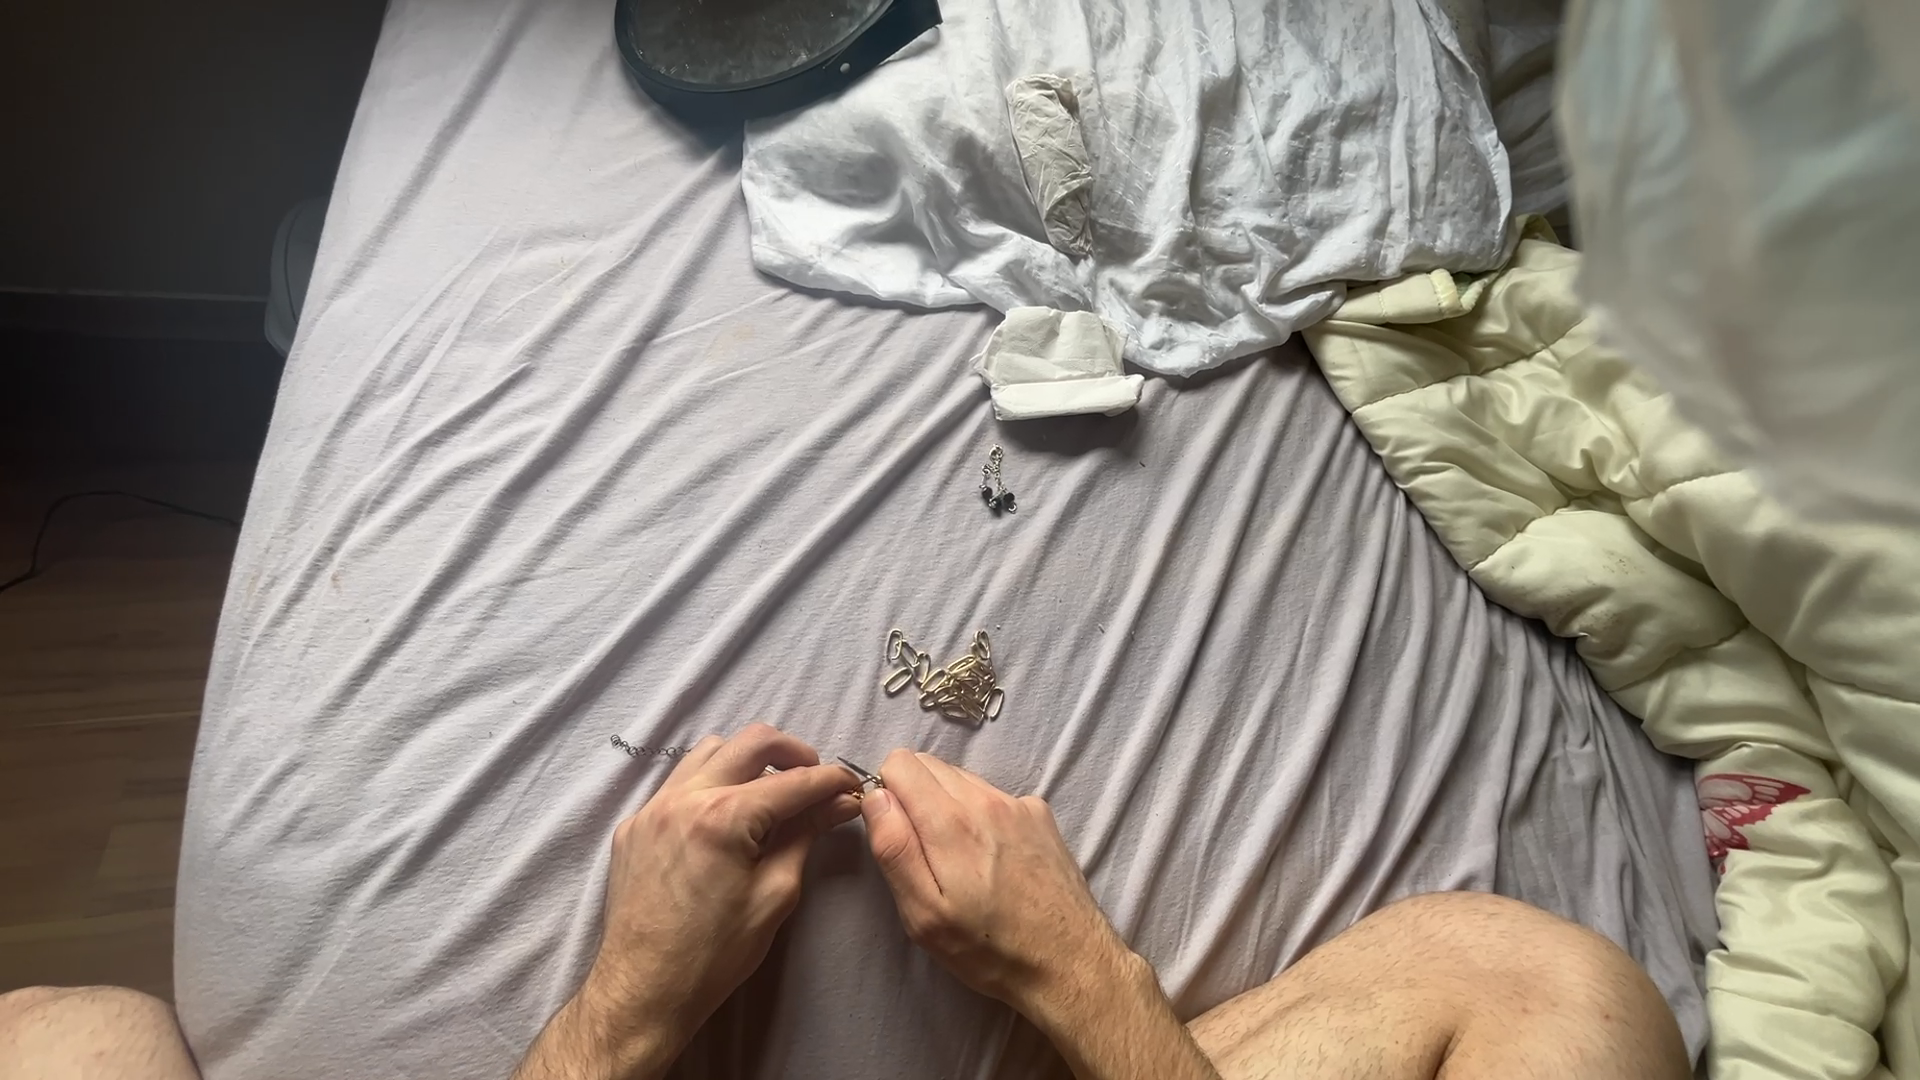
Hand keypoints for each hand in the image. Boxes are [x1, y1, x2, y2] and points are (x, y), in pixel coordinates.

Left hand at [515, 724, 859, 1079]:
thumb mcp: (776, 893)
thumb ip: (807, 833)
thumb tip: (841, 802)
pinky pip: (680, 780)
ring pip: (712, 749)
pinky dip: (712, 781)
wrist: (641, 995)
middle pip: (753, 741)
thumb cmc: (715, 955)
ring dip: (748, 759)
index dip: (831, 780)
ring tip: (769, 790)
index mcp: (725, 816)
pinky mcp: (636, 822)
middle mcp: (686, 797)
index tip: (852, 784)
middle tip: (814, 778)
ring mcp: (655, 806)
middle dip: (793, 752)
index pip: (794, 781)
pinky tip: (726, 814)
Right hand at [861, 750, 1220, 1079]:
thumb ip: (894, 848)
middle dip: (915, 795)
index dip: (888, 791)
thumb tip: (876, 797)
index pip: (901, 762)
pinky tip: (993, 855)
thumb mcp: (924, 915)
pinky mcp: (1039, 811)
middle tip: (926, 849)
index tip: (895, 828)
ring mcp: (1016, 801)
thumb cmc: (987, 948)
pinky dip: (982, 813)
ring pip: (961, 778)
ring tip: (960, 856)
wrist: (1069, 960)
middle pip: (929, 764)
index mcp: (950, 821)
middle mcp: (984, 798)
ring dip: (948, 803)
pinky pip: (993, 794)